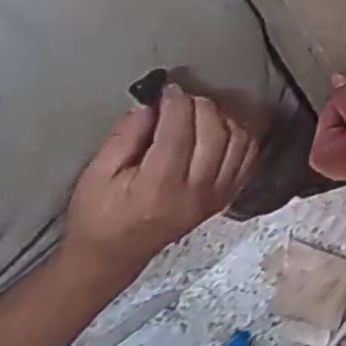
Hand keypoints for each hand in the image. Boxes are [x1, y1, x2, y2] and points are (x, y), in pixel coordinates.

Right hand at [62, 84, 261, 280]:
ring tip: (199, 112)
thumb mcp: (96, 175)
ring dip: (223, 117)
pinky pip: (249, 157)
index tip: (168, 89)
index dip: (177, 103)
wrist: (112, 256)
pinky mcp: (227, 196)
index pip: (179, 133)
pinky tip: (221, 127)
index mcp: (159, 188)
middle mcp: (196, 193)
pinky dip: (241, 135)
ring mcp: (217, 196)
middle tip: (182, 98)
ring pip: (239, 142)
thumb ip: (124, 136)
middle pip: (215, 133)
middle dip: (200, 106)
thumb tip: (151, 104)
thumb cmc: (98, 217)